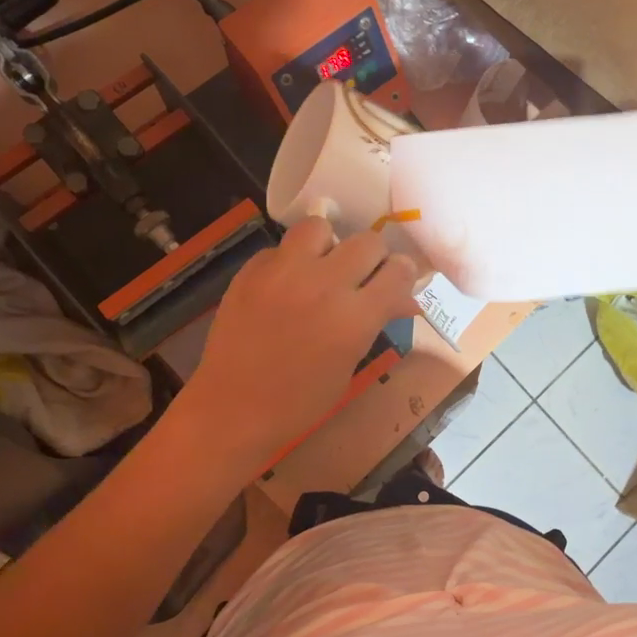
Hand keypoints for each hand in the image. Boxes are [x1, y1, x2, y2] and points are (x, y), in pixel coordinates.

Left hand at [172, 218, 417, 472]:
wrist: (233, 409)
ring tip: (322, 268)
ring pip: (320, 227)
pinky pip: (281, 248)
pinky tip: (286, 285)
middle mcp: (324, 283)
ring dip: (329, 245)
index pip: (399, 271)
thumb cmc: (300, 402)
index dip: (403, 275)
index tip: (396, 284)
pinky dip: (291, 260)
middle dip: (373, 258)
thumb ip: (374, 324)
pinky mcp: (251, 271)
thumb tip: (402, 301)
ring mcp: (284, 272)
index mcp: (355, 316)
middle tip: (363, 277)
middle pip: (367, 242)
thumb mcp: (349, 365)